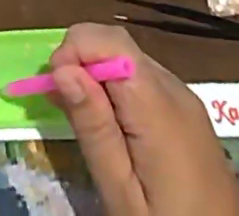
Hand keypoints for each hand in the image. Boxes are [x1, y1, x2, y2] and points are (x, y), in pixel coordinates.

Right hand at [45, 24, 238, 215]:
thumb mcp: (124, 196)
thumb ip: (94, 128)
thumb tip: (62, 69)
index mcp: (160, 107)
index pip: (111, 42)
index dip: (74, 50)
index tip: (52, 88)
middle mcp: (175, 90)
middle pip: (117, 45)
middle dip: (79, 60)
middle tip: (58, 104)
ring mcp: (184, 100)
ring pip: (127, 59)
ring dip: (95, 74)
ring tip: (79, 119)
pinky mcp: (187, 113)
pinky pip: (142, 80)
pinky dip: (114, 87)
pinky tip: (107, 126)